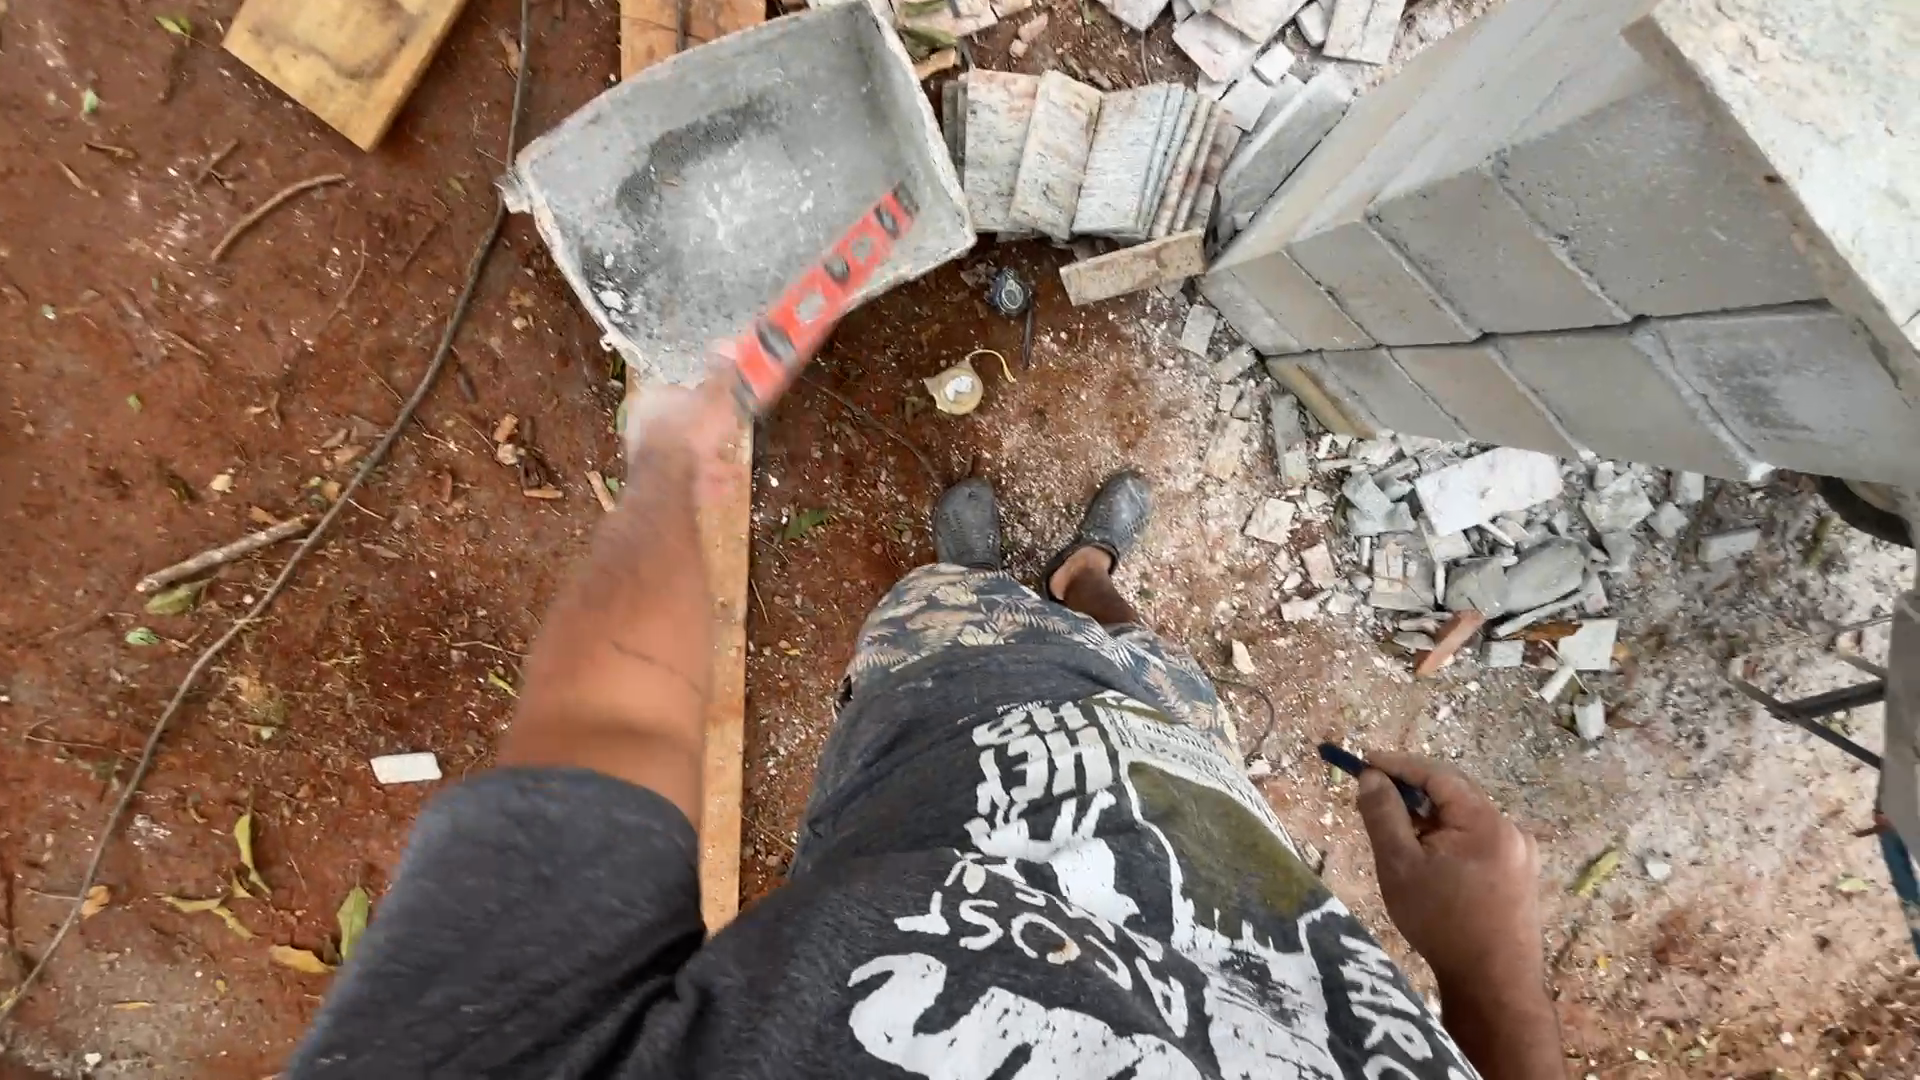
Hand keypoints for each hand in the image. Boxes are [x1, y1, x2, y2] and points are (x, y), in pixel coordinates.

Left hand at [617, 348, 746, 505]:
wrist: (671, 479)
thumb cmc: (691, 432)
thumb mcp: (715, 397)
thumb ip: (724, 375)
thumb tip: (730, 344)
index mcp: (653, 398)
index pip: (679, 391)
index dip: (703, 399)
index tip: (722, 407)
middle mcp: (643, 424)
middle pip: (682, 423)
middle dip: (706, 431)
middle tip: (727, 435)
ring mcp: (647, 454)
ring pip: (683, 451)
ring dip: (707, 456)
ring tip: (728, 463)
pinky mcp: (656, 480)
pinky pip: (685, 475)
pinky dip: (704, 478)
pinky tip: (722, 483)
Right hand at [1355, 752, 1544, 992]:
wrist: (1493, 985)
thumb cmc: (1441, 921)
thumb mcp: (1398, 863)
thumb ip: (1382, 813)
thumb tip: (1370, 776)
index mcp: (1486, 823)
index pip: (1438, 774)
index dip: (1398, 764)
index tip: (1363, 761)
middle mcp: (1510, 830)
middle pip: (1453, 792)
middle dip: (1410, 789)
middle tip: (1372, 794)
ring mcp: (1519, 853)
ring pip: (1462, 816)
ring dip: (1426, 814)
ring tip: (1394, 830)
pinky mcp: (1519, 873)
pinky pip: (1474, 836)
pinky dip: (1444, 833)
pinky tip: (1424, 854)